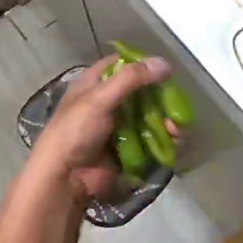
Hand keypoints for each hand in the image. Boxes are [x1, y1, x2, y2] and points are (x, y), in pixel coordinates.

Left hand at [29, 54, 175, 201]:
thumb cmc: (75, 130)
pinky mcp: (129, 148)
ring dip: (166, 119)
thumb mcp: (99, 98)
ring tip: (176, 128)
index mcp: (95, 84)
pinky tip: (175, 141)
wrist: (66, 178)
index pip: (122, 64)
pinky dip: (165, 138)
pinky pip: (152, 139)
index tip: (164, 69)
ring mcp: (120, 126)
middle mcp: (109, 102)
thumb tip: (165, 64)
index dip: (142, 64)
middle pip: (142, 91)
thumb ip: (131, 78)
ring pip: (150, 116)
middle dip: (162, 97)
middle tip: (175, 104)